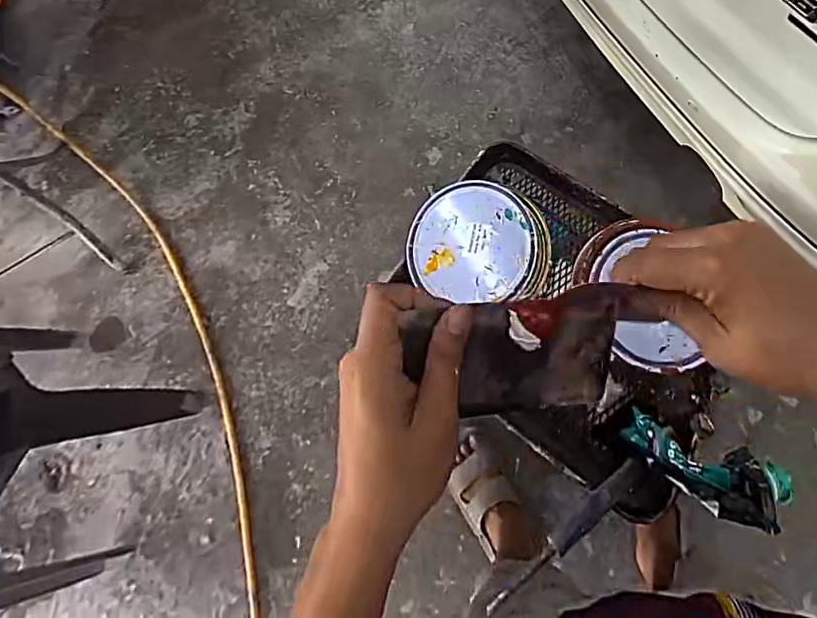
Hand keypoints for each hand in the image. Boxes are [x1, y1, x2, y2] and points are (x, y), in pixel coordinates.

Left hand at [328, 284, 470, 547]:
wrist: (368, 523)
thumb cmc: (403, 473)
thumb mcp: (437, 413)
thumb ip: (446, 357)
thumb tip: (458, 312)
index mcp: (370, 362)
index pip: (381, 296)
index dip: (415, 294)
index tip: (447, 315)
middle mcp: (356, 363)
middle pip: (388, 313)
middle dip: (427, 318)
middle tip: (461, 341)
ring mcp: (355, 378)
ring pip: (391, 335)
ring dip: (424, 341)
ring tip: (453, 365)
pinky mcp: (361, 392)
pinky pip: (388, 356)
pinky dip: (414, 358)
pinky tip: (436, 386)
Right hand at [613, 220, 816, 411]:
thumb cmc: (783, 357)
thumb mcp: (721, 345)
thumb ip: (676, 311)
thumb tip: (638, 297)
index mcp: (712, 264)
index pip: (649, 261)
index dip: (622, 275)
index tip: (605, 291)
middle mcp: (724, 234)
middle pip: (664, 242)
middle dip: (642, 266)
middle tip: (629, 296)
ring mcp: (744, 230)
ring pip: (686, 236)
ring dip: (668, 258)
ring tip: (660, 290)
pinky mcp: (758, 233)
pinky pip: (711, 236)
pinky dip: (694, 253)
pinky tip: (695, 279)